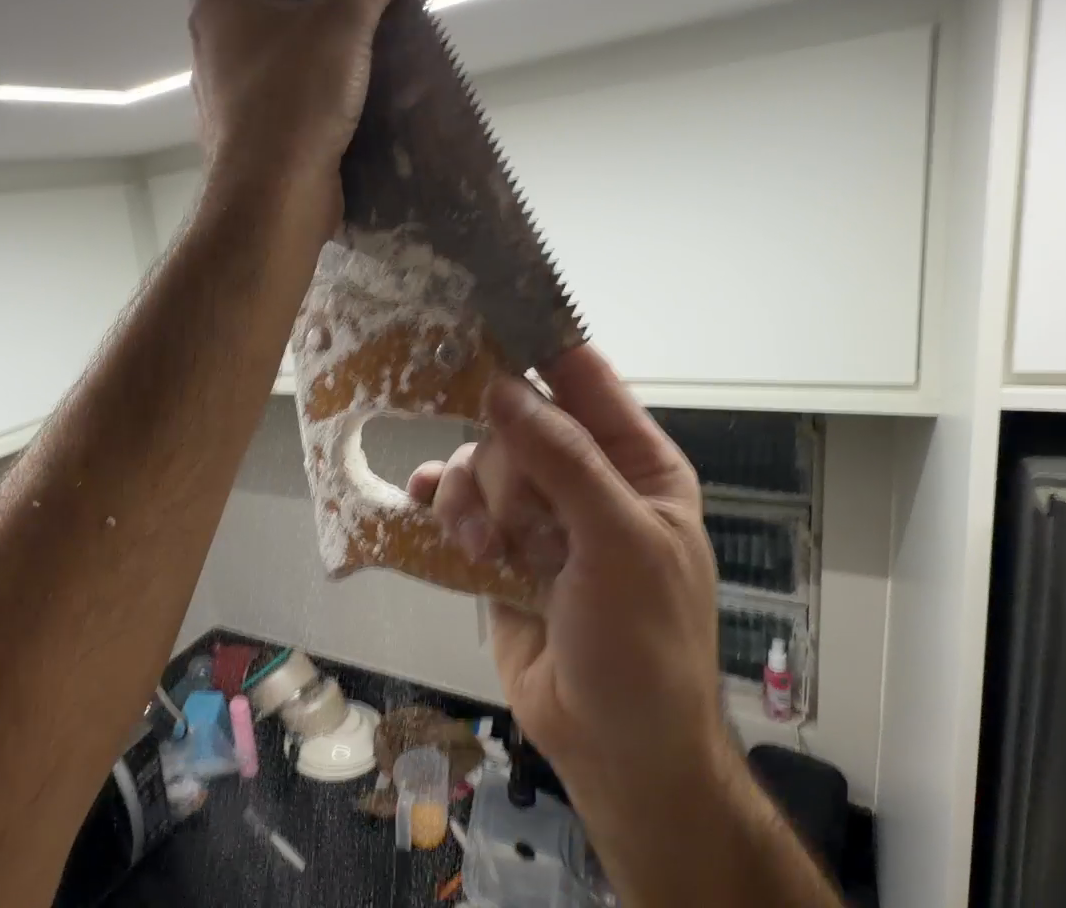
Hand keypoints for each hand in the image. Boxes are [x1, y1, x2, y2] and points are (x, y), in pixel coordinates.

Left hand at [186, 0, 442, 226]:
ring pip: (271, 74)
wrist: (274, 199)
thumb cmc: (293, 97)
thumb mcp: (344, 18)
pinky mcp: (248, 150)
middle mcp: (208, 58)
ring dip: (307, 70)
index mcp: (213, 12)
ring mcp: (225, 110)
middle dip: (301, 19)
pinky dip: (309, 112)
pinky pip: (282, 116)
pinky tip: (349, 111)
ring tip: (360, 61)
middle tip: (353, 12)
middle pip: (257, 23)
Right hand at [406, 347, 729, 818]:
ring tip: (482, 551)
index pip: (585, 380)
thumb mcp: (618, 544)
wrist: (612, 742)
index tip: (482, 322)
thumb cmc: (641, 644)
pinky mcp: (499, 548)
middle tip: (510, 522)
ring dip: (469, 500)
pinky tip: (424, 510)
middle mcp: (585, 480)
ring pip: (480, 465)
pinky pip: (458, 505)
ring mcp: (540, 516)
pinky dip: (441, 507)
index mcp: (636, 465)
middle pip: (516, 424)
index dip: (538, 348)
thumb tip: (502, 386)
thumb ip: (564, 460)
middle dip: (500, 467)